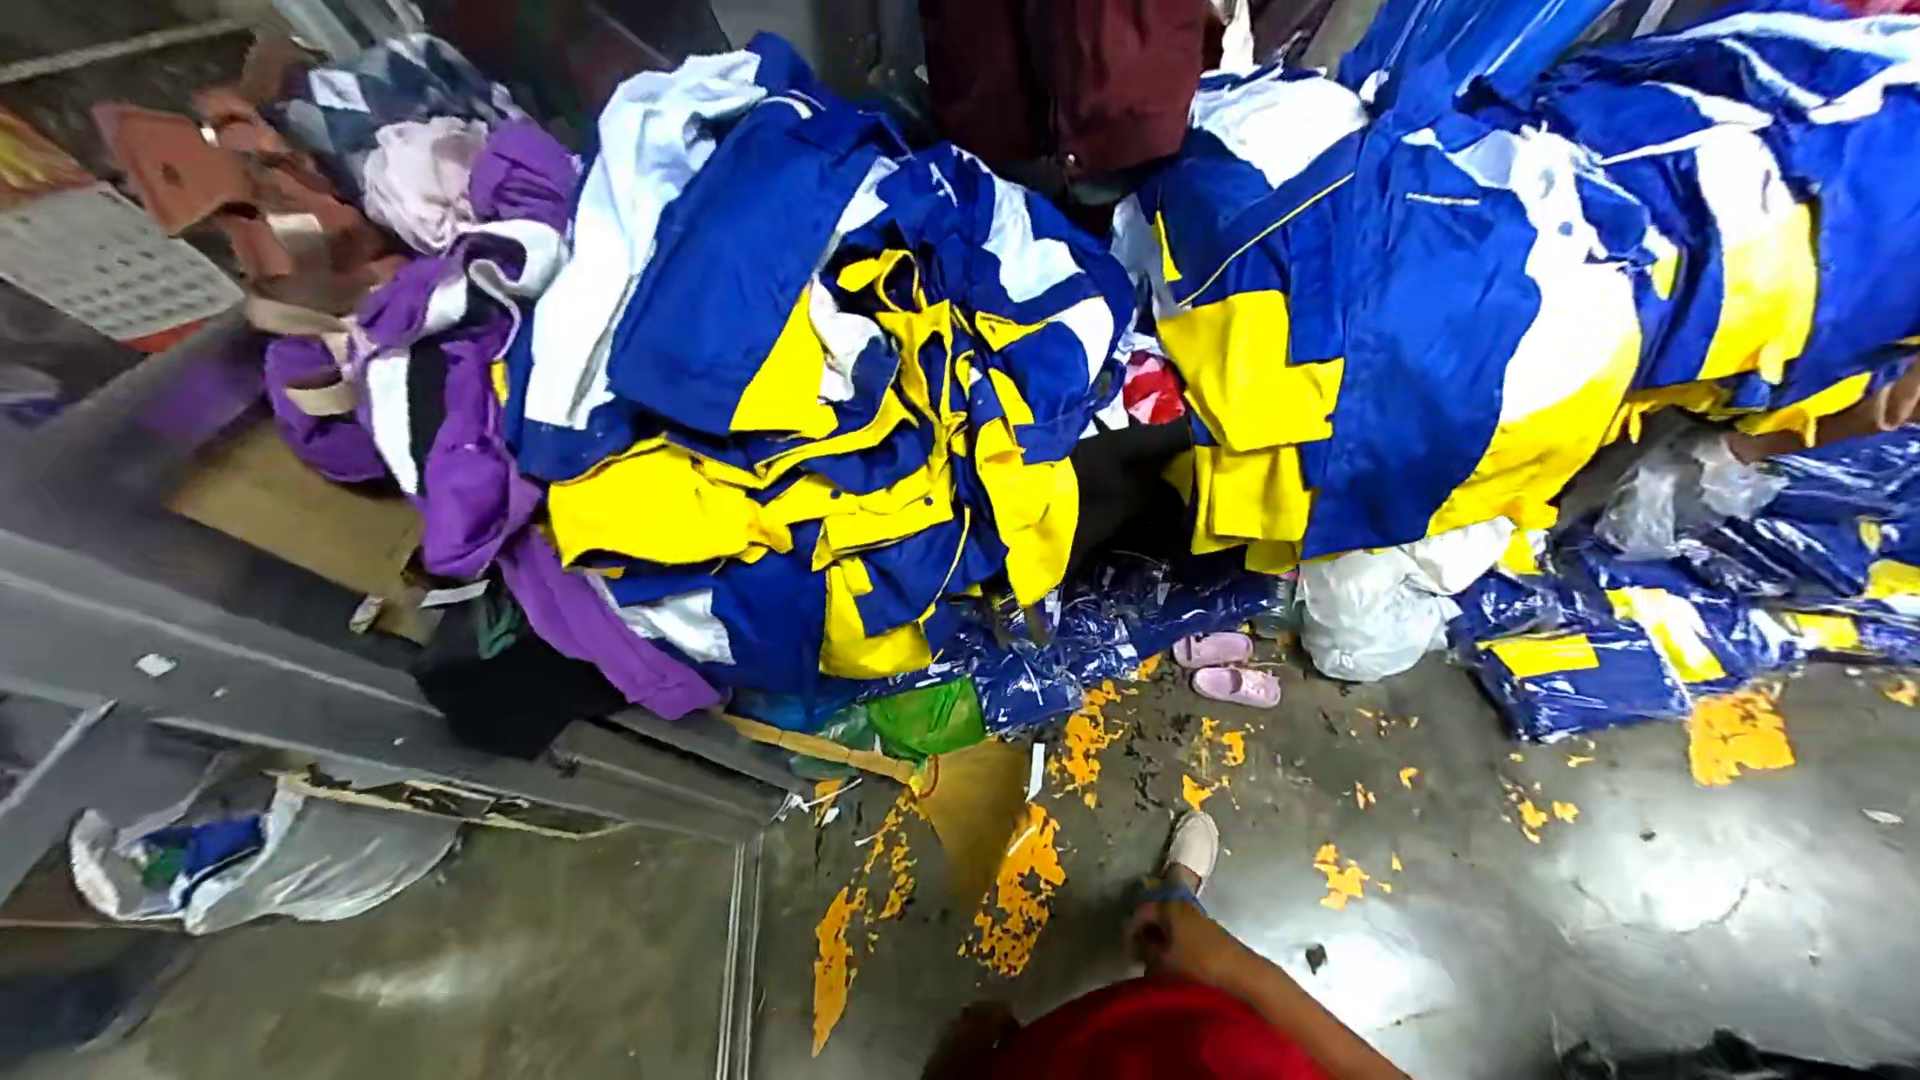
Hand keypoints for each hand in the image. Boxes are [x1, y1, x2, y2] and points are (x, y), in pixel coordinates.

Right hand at [1127, 898, 1252, 988]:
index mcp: (1169, 906)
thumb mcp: (1162, 964)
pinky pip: (1188, 938)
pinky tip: (1179, 968)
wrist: (1246, 979)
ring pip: (1174, 928)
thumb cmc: (1198, 966)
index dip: (1131, 929)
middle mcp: (1185, 907)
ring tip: (1159, 965)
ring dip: (1165, 943)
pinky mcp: (1215, 938)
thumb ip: (1147, 953)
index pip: (1141, 910)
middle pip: (1159, 916)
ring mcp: (1202, 921)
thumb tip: (1142, 948)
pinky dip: (1179, 949)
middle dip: (1148, 934)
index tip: (1128, 950)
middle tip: (1141, 956)